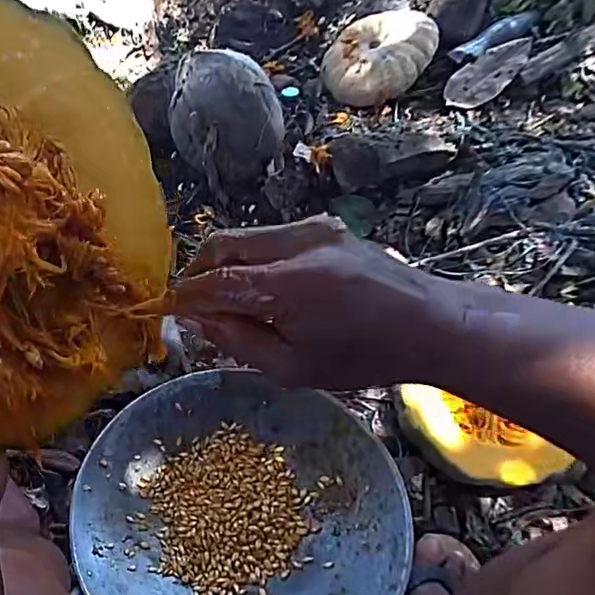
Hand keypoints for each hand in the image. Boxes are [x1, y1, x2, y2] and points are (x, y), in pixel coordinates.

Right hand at [171, 215, 442, 389]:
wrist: (430, 325)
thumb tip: (196, 321)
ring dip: (221, 265)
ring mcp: (314, 229)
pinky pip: (267, 238)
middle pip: (222, 244)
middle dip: (196, 272)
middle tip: (189, 304)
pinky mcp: (324, 227)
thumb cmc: (363, 357)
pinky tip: (255, 289)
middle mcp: (300, 243)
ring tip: (223, 301)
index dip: (184, 296)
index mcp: (292, 284)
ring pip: (242, 237)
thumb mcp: (292, 367)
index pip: (216, 282)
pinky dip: (248, 259)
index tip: (164, 308)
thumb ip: (237, 340)